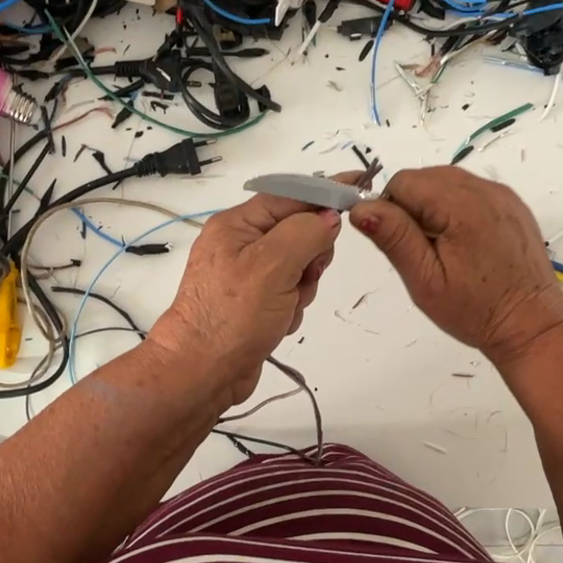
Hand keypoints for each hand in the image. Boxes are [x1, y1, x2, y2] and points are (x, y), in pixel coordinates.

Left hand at [148, 193, 340, 405]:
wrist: (202, 373)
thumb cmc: (232, 316)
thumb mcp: (273, 264)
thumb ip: (306, 232)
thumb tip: (329, 217)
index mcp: (238, 224)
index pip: (291, 196)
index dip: (325, 194)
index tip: (359, 189)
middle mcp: (242, 245)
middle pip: (299, 232)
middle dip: (310, 257)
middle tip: (302, 277)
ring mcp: (248, 276)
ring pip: (300, 267)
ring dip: (301, 289)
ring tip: (283, 308)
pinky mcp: (255, 304)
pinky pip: (290, 294)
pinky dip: (292, 309)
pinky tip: (278, 324)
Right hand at [348, 166, 562, 362]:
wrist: (531, 325)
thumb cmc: (475, 311)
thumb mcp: (425, 280)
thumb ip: (394, 238)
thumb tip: (362, 207)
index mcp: (462, 205)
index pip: (403, 182)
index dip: (390, 209)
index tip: (399, 244)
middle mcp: (485, 190)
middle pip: (426, 177)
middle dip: (412, 208)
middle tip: (421, 252)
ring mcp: (503, 195)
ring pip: (447, 183)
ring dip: (433, 208)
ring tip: (442, 251)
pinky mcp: (512, 206)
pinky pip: (471, 192)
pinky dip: (456, 210)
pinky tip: (463, 245)